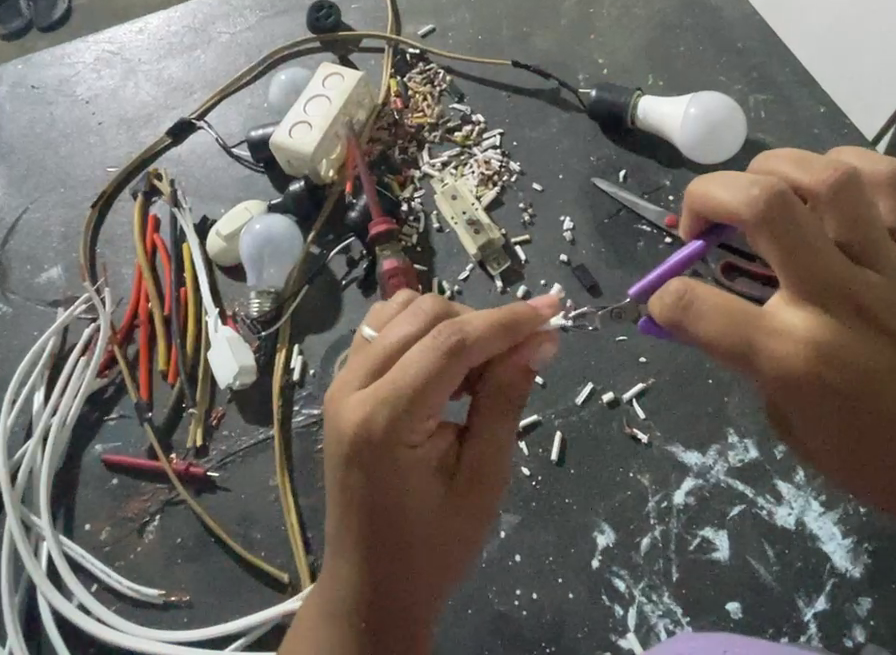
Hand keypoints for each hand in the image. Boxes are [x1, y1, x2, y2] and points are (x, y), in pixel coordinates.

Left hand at [283, 289, 560, 654]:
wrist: (371, 586)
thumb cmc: (434, 545)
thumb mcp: (484, 479)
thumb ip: (506, 398)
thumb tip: (542, 338)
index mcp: (385, 419)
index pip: (451, 342)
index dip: (507, 321)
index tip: (554, 309)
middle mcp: (352, 387)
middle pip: (426, 315)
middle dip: (481, 323)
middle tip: (519, 357)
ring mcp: (340, 382)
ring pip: (401, 310)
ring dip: (450, 321)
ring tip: (480, 366)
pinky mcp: (341, 384)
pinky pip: (382, 327)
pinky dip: (420, 327)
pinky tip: (446, 362)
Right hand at [646, 147, 895, 545]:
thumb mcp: (800, 433)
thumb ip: (754, 366)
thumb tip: (724, 318)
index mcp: (793, 356)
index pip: (695, 308)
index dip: (664, 300)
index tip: (667, 302)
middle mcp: (833, 296)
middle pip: (756, 203)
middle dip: (704, 196)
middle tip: (700, 221)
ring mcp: (886, 267)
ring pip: (824, 175)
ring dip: (773, 168)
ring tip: (763, 192)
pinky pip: (890, 181)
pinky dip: (849, 167)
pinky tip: (833, 188)